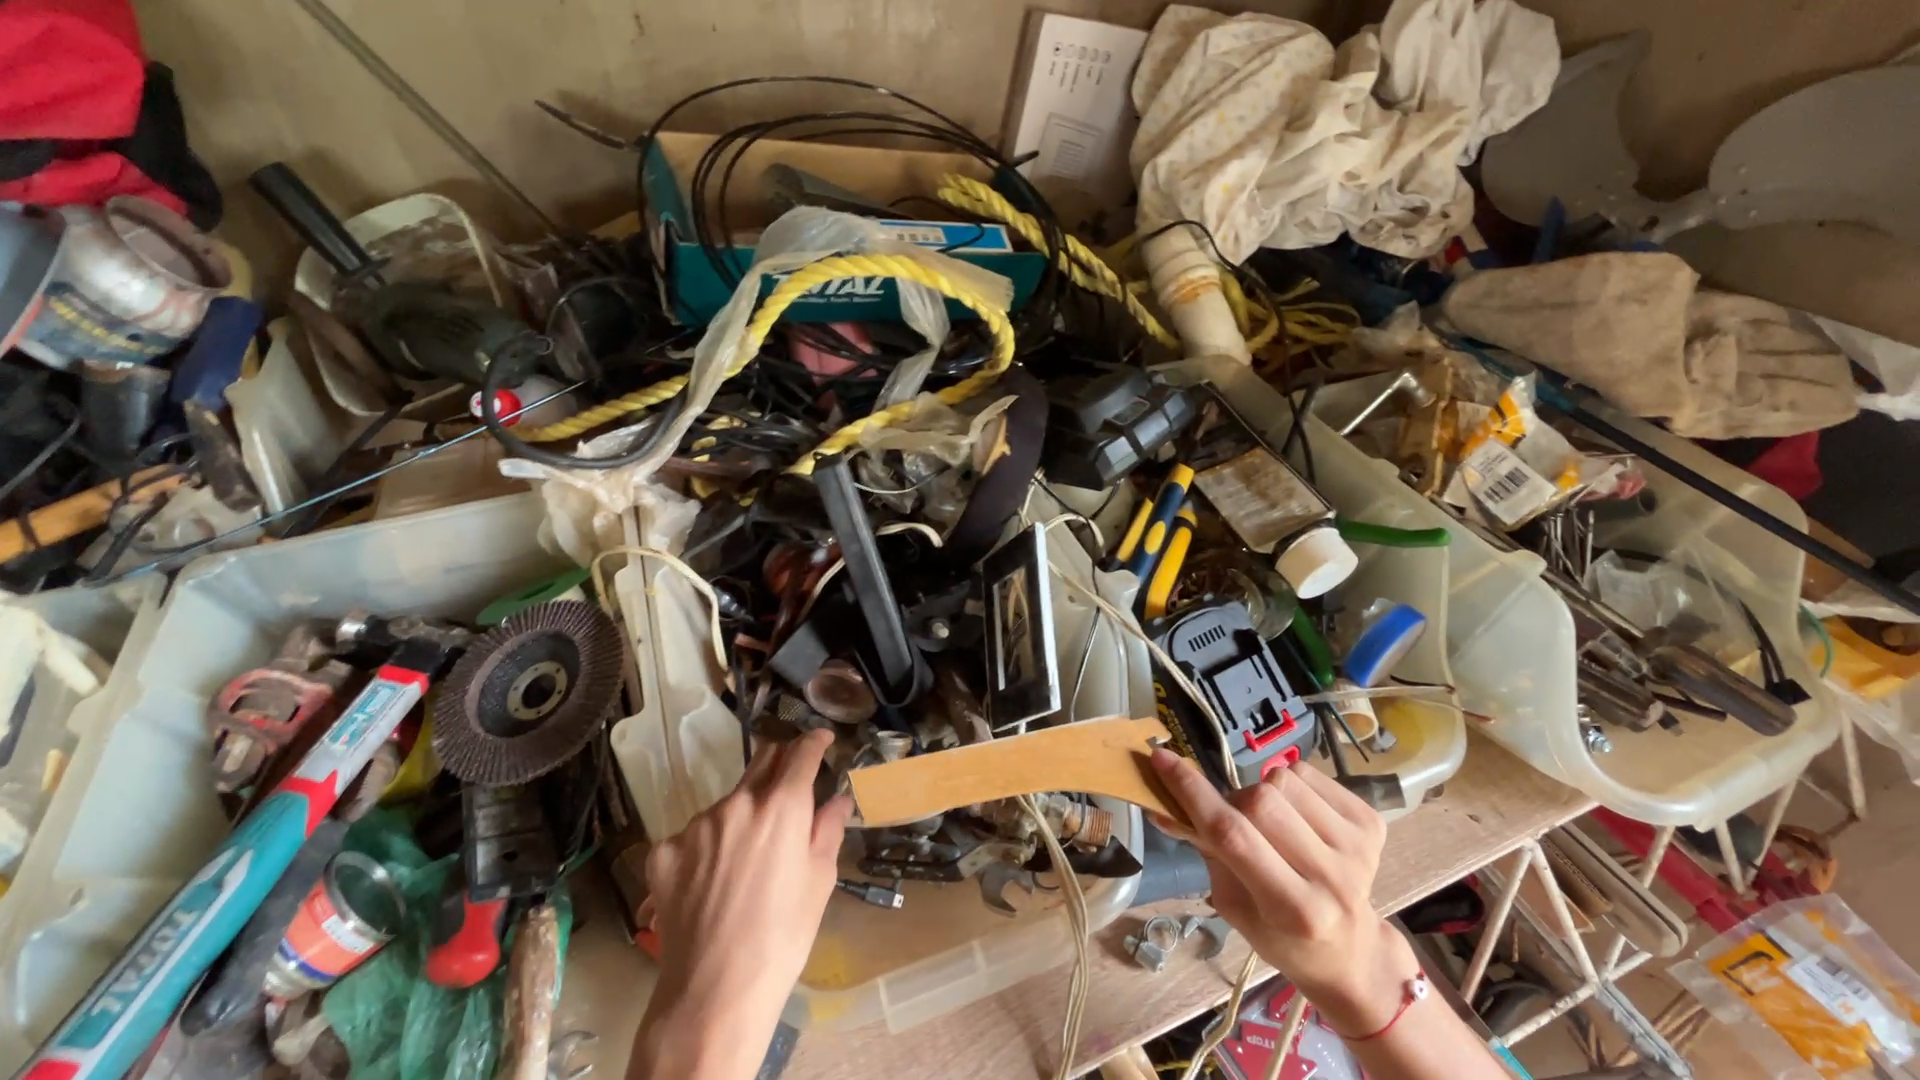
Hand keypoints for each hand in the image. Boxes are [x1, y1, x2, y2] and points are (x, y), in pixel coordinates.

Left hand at [630, 729, 851, 1079]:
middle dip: (779, 762)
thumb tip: (837, 800)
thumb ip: (827, 830)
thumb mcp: (820, 881)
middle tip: (789, 783)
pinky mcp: (663, 851)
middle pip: (761, 762)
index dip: (813, 742)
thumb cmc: (783, 936)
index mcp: (782, 808)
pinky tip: (711, 882)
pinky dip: (708, 847)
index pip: (800, 754)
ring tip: (746, 859)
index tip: (821, 738)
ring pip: (726, 804)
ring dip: (742, 814)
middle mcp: (737, 804)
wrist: (715, 988)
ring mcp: (695, 826)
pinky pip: (692, 836)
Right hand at [1149, 749, 1419, 1038]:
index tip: (1161, 758)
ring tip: (1271, 824)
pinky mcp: (1372, 824)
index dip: (1191, 792)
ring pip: (1283, 779)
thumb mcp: (1232, 904)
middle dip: (1232, 801)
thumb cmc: (1280, 933)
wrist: (1350, 949)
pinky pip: (1309, 773)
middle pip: (1258, 800)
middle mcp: (1331, 879)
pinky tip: (1297, 816)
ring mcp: (1358, 849)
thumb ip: (1203, 849)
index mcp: (1291, 909)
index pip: (1231, 835)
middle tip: (1234, 822)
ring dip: (1263, 792)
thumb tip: (1160, 803)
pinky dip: (1289, 784)